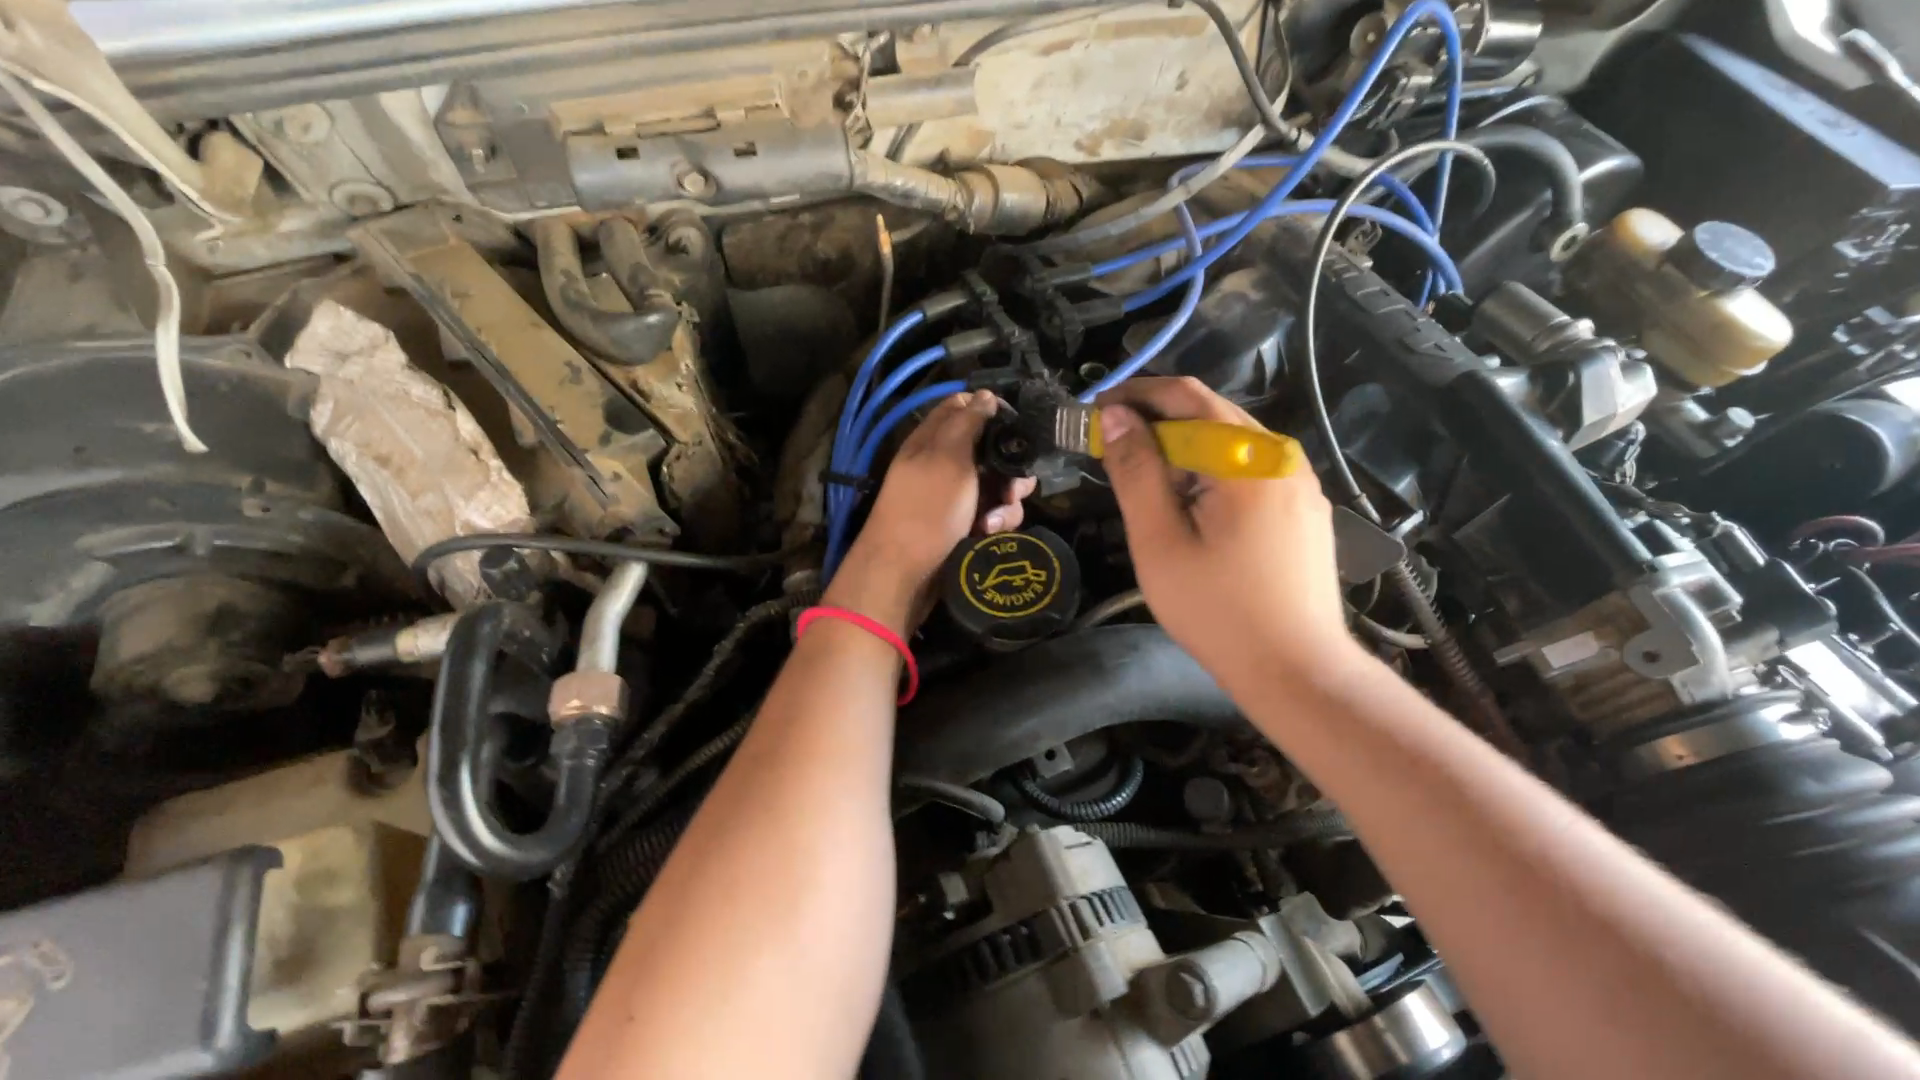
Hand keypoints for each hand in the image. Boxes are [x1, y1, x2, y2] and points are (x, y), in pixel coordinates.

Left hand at [827, 391, 1036, 633]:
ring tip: (994, 521)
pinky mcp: (964, 527)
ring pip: (998, 487)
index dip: (992, 411)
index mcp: (934, 440)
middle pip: (991, 452)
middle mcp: (945, 465)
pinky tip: (988, 535)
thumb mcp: (948, 458)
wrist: (905, 574)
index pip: (964, 407)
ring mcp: (955, 498)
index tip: (1017, 425)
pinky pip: (993, 516)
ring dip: (1006, 503)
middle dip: (1010, 469)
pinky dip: (996, 524)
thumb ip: (968, 423)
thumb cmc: (926, 509)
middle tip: (1013, 487)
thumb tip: (986, 394)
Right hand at [1097, 377, 1358, 684]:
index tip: (1095, 414)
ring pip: (1233, 442)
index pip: (1186, 396)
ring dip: (1184, 447)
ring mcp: (1300, 483)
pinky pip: (1252, 469)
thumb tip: (1115, 416)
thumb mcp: (1159, 541)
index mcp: (1247, 457)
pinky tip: (1192, 503)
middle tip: (1111, 447)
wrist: (1296, 671)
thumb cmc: (1217, 611)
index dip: (1134, 395)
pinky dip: (1213, 470)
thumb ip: (1136, 471)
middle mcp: (1282, 456)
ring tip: (1145, 477)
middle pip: (1211, 414)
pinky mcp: (1305, 509)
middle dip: (1156, 420)